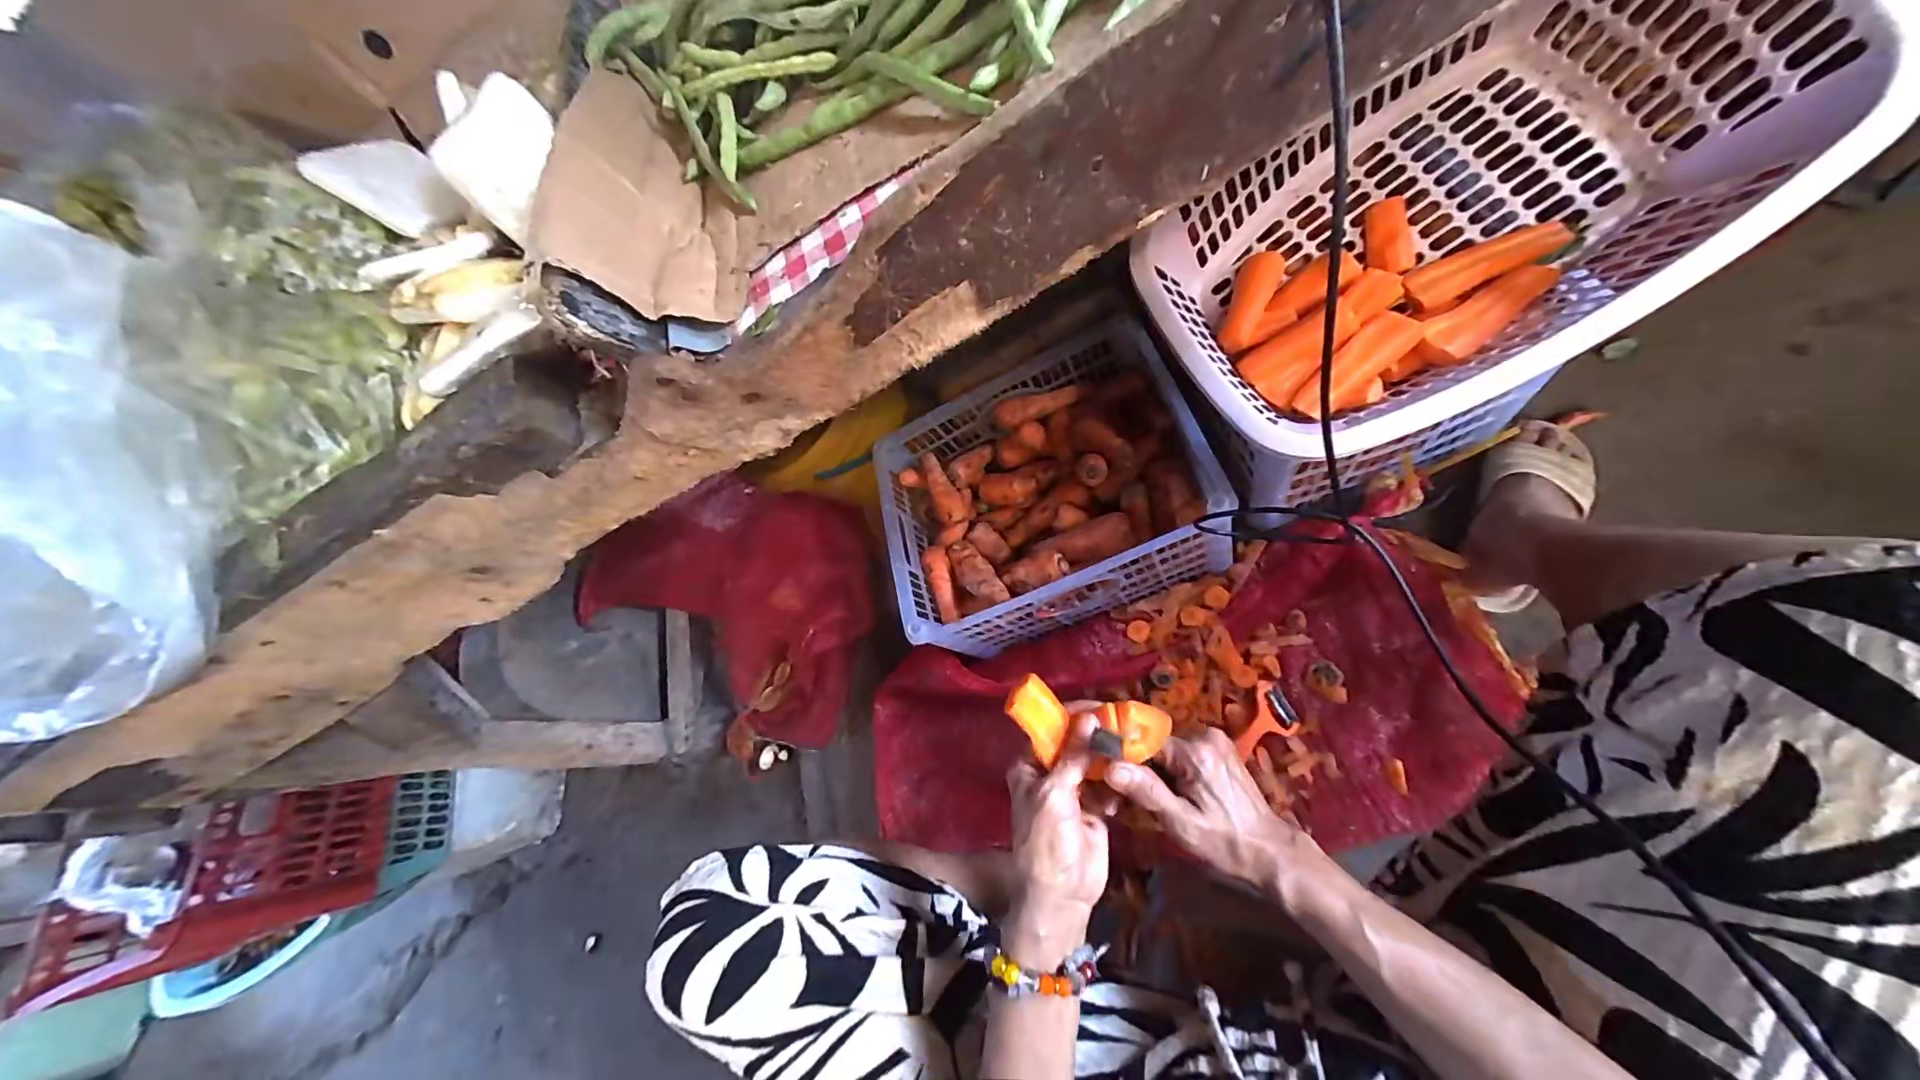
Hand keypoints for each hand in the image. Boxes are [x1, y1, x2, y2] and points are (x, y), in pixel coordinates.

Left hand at [1004, 709, 1109, 962]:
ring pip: (1093, 763)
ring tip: (1132, 744)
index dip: (1071, 716)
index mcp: (1029, 767)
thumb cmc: (1047, 841)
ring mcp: (1073, 791)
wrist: (1062, 894)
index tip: (1098, 706)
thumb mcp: (1055, 793)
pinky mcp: (1094, 808)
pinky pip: (1108, 785)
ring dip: (1110, 756)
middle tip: (1123, 722)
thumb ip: (1073, 756)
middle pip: (1074, 745)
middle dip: (1096, 735)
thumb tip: (1090, 718)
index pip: (1050, 731)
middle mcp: (1049, 774)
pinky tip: (1131, 772)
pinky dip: (1118, 779)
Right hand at [1105, 728, 1342, 913]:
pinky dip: (1173, 766)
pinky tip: (1175, 790)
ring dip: (1157, 766)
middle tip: (1134, 793)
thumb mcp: (1181, 823)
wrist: (1270, 849)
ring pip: (1168, 746)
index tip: (1108, 771)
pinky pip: (1183, 750)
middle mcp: (1205, 735)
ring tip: (1156, 795)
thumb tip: (1110, 766)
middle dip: (1142, 763)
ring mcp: (1215, 740)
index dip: (1124, 754)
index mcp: (1194, 751)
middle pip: (1156, 742)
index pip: (1144, 739)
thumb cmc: (1224, 841)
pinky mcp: (1220, 748)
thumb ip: (1146, 791)